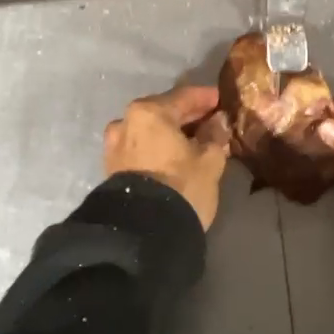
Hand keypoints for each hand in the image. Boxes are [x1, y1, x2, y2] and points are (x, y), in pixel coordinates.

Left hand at [104, 85, 230, 228]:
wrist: (143, 236)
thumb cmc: (181, 187)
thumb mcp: (209, 160)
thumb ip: (215, 135)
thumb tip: (217, 121)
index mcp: (149, 112)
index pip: (184, 97)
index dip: (206, 98)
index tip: (221, 100)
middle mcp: (126, 122)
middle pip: (163, 112)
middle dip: (187, 116)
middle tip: (210, 120)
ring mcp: (115, 146)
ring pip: (149, 131)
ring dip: (170, 133)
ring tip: (192, 141)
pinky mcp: (111, 169)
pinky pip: (140, 148)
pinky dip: (157, 148)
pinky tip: (173, 156)